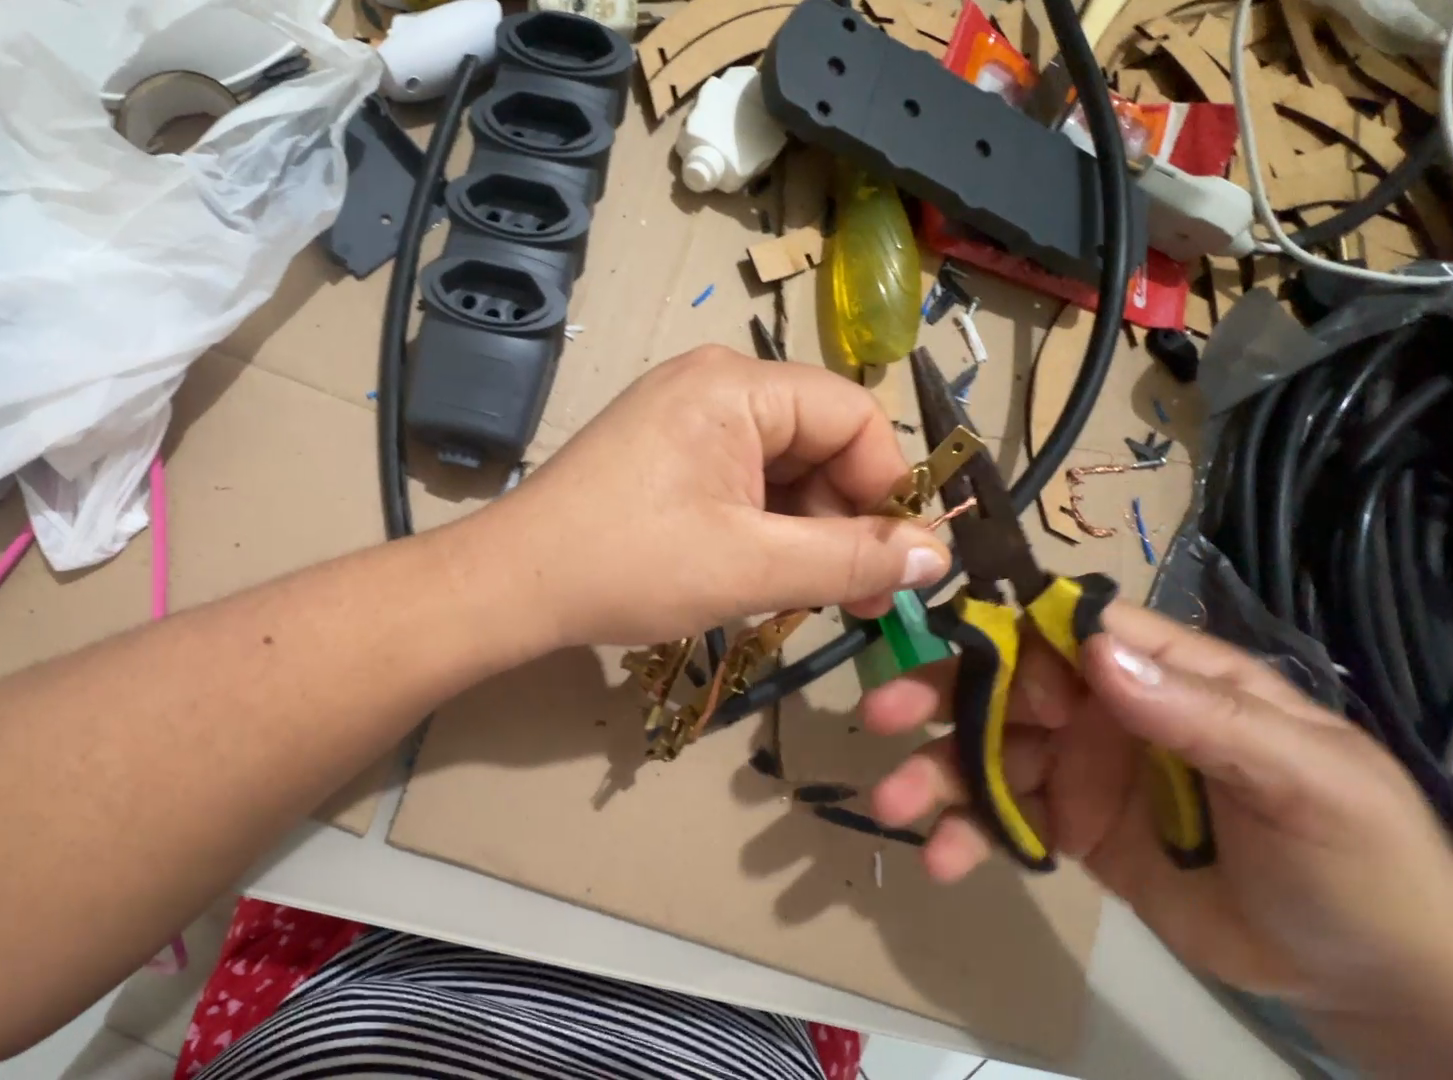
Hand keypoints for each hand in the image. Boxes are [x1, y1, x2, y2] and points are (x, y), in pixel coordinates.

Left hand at [485, 346, 950, 646]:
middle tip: (857, 597)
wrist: (513, 583)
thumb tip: (939, 555)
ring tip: (798, 593)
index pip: (852, 416)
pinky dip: (759, 525)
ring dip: (801, 529)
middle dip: (842, 518)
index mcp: (735, 386)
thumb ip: (852, 559)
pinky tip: (755, 573)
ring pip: (778, 467)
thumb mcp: (752, 567)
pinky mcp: (659, 450)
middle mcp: (710, 383)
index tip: (896, 560)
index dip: (885, 487)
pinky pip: (737, 477)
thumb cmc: (629, 566)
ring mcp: (679, 415)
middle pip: (816, 440)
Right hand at [861, 602, 1452, 1015]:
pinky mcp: (1066, 826)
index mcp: (1165, 676)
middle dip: (937, 697)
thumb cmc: (1358, 858)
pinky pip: (998, 817)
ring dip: (934, 774)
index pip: (1068, 629)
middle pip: (1004, 685)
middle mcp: (1108, 710)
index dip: (1011, 638)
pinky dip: (963, 833)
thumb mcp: (1303, 778)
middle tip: (879, 716)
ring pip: (986, 752)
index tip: (966, 666)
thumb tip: (1093, 652)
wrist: (1368, 976)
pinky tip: (942, 859)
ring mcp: (1080, 768)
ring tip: (895, 805)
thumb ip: (1201, 713)